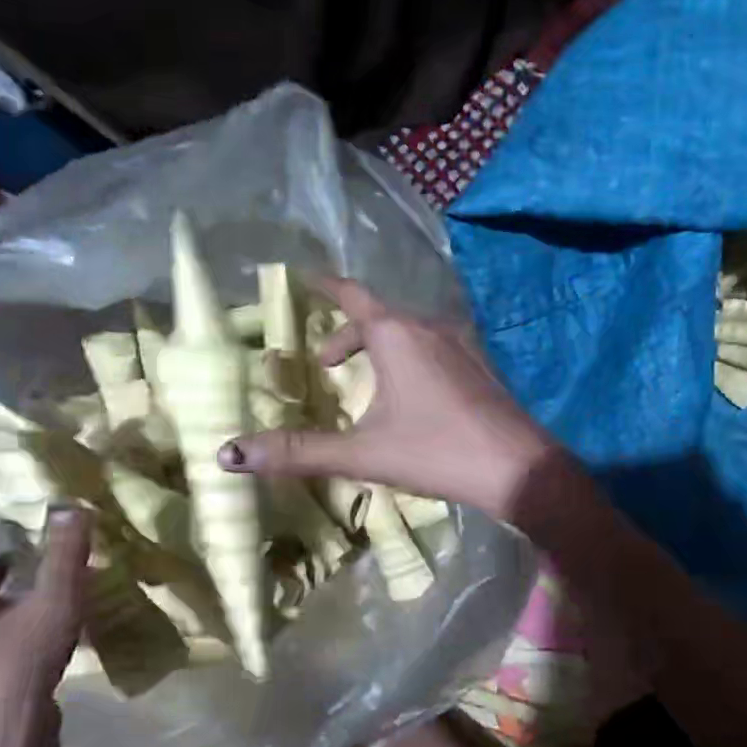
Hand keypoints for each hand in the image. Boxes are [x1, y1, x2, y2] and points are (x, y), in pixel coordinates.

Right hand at [218, 277, 565, 521]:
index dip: (325, 286)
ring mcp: (463, 346)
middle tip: (325, 366)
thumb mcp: (363, 452)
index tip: (302, 278)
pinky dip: (410, 359)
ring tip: (365, 383)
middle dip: (348, 336)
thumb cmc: (438, 451)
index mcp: (398, 334)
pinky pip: (434, 349)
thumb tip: (227, 454)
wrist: (519, 468)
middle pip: (380, 317)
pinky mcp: (481, 367)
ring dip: (381, 349)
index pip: (352, 295)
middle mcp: (431, 328)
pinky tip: (412, 397)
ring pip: (410, 334)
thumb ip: (298, 452)